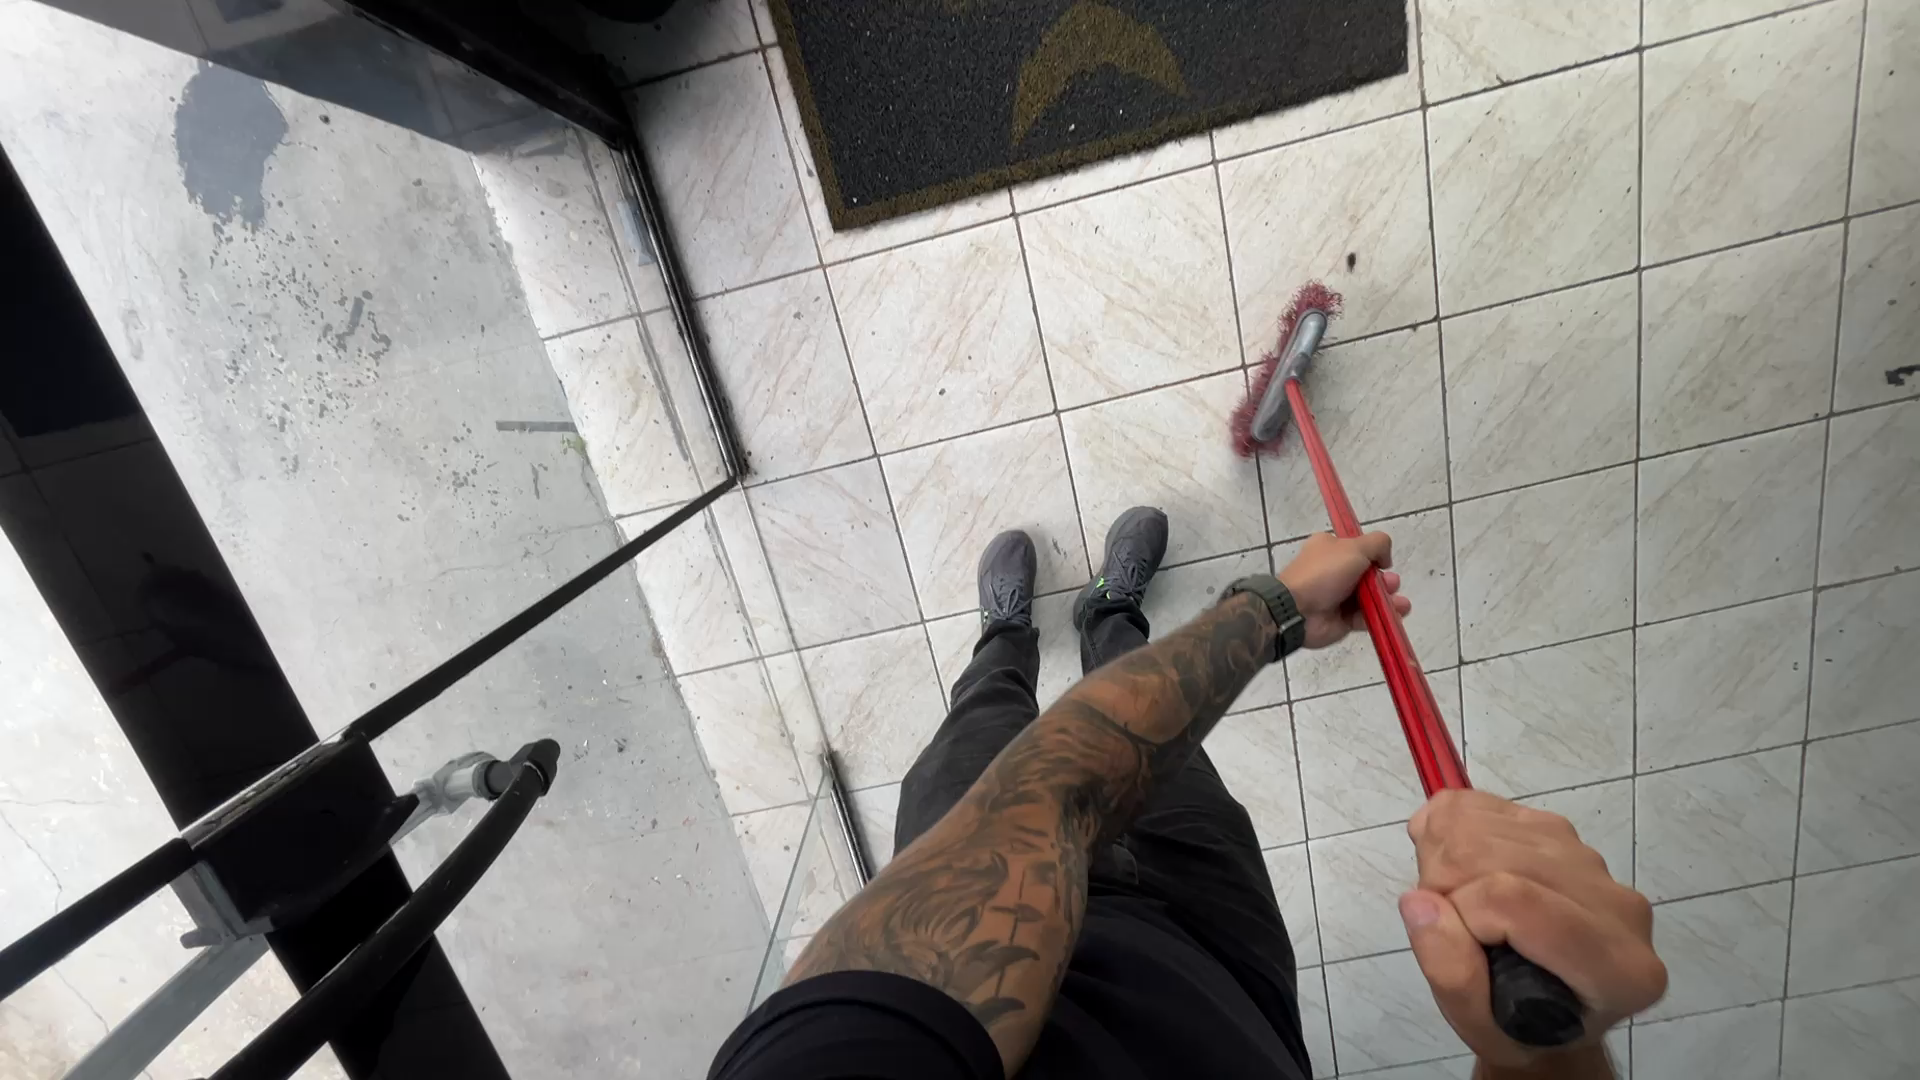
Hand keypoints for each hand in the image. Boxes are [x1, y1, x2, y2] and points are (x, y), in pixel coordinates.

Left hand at [1275, 531, 1408, 648]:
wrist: (1298, 610)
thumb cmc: (1324, 573)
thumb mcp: (1353, 547)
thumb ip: (1377, 543)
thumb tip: (1384, 558)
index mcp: (1329, 549)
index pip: (1358, 549)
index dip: (1373, 555)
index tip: (1382, 562)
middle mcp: (1334, 571)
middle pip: (1370, 575)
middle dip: (1386, 579)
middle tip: (1390, 584)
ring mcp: (1338, 596)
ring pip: (1373, 597)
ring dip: (1390, 598)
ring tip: (1399, 602)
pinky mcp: (1343, 619)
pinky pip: (1368, 616)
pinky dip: (1384, 615)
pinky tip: (1397, 613)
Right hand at [1400, 791, 1665, 1069]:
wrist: (1545, 1001)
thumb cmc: (1516, 1021)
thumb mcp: (1477, 1023)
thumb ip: (1451, 973)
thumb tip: (1420, 903)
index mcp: (1615, 965)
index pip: (1514, 898)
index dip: (1461, 908)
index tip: (1451, 935)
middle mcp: (1616, 903)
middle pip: (1492, 853)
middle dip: (1442, 876)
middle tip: (1441, 912)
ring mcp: (1587, 859)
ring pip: (1481, 821)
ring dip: (1440, 849)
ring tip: (1448, 889)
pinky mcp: (1557, 829)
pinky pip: (1480, 802)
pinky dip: (1445, 822)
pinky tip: (1454, 859)